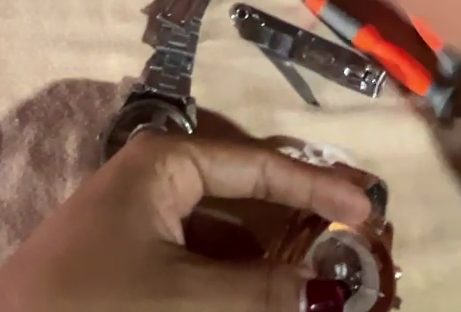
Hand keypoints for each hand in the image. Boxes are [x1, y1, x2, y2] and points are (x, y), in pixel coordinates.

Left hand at [0, 133, 375, 311]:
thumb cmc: (93, 303)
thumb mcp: (183, 298)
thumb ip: (260, 294)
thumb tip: (329, 293)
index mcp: (167, 162)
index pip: (258, 166)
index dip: (316, 186)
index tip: (367, 208)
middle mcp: (157, 178)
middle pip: (243, 196)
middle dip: (294, 226)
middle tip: (350, 247)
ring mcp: (142, 218)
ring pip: (222, 234)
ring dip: (266, 262)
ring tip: (315, 284)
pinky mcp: (131, 258)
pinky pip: (197, 260)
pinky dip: (233, 280)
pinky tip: (263, 297)